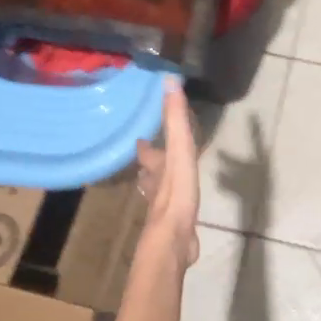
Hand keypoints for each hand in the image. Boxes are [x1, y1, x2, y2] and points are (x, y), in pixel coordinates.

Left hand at [136, 79, 200, 265]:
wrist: (174, 240)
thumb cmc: (176, 192)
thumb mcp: (179, 149)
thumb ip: (175, 118)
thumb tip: (168, 80)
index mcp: (155, 168)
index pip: (145, 152)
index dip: (143, 145)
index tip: (140, 136)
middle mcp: (154, 187)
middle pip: (149, 172)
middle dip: (149, 164)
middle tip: (149, 155)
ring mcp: (162, 209)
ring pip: (157, 192)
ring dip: (157, 184)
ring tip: (160, 179)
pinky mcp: (175, 227)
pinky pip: (172, 211)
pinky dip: (173, 206)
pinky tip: (180, 210)